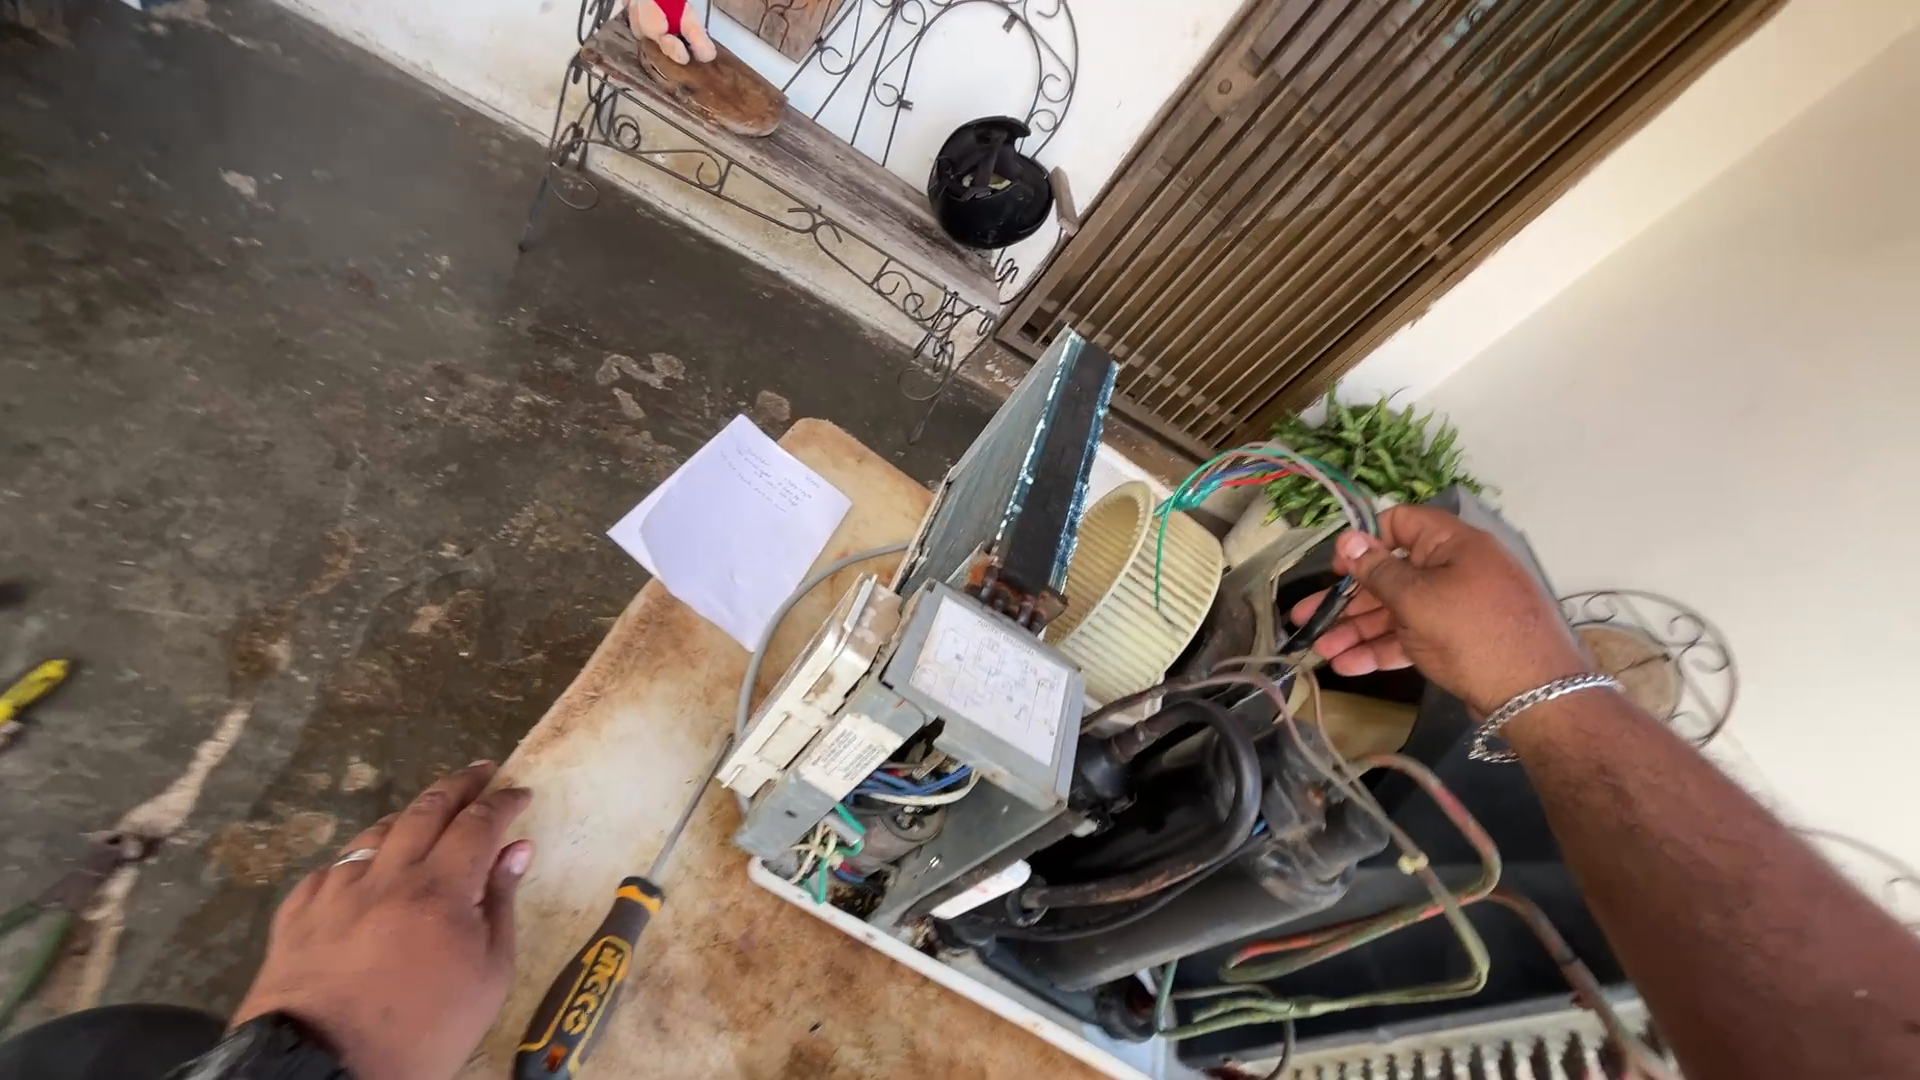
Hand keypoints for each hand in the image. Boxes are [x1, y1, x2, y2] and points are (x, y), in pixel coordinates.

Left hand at [231, 762, 534, 1079]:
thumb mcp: (487, 974)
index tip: (521, 793)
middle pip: (426, 810)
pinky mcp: (294, 925)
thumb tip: (516, 849)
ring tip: (427, 813)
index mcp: (440, 889)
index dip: (504, 802)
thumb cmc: (422, 1032)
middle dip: (460, 785)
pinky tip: (363, 868)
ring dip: (409, 815)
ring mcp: (334, 898)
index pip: (479, 823)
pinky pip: (328, 871)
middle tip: (482, 771)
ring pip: (375, 833)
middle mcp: (387, 878)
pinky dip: (356, 859)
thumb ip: (500, 904)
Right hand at [1289, 504, 1591, 715]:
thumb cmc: (1472, 632)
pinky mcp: (1452, 639)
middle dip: (1345, 600)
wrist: (1537, 697)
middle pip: (1387, 575)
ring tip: (1319, 651)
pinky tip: (1347, 666)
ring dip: (1355, 630)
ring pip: (1392, 611)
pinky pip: (1408, 636)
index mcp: (1451, 545)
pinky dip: (1379, 648)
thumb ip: (1376, 570)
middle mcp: (1452, 570)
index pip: (1399, 524)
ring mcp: (1453, 607)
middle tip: (1305, 618)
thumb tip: (1348, 537)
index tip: (1337, 569)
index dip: (1364, 542)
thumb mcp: (1415, 598)